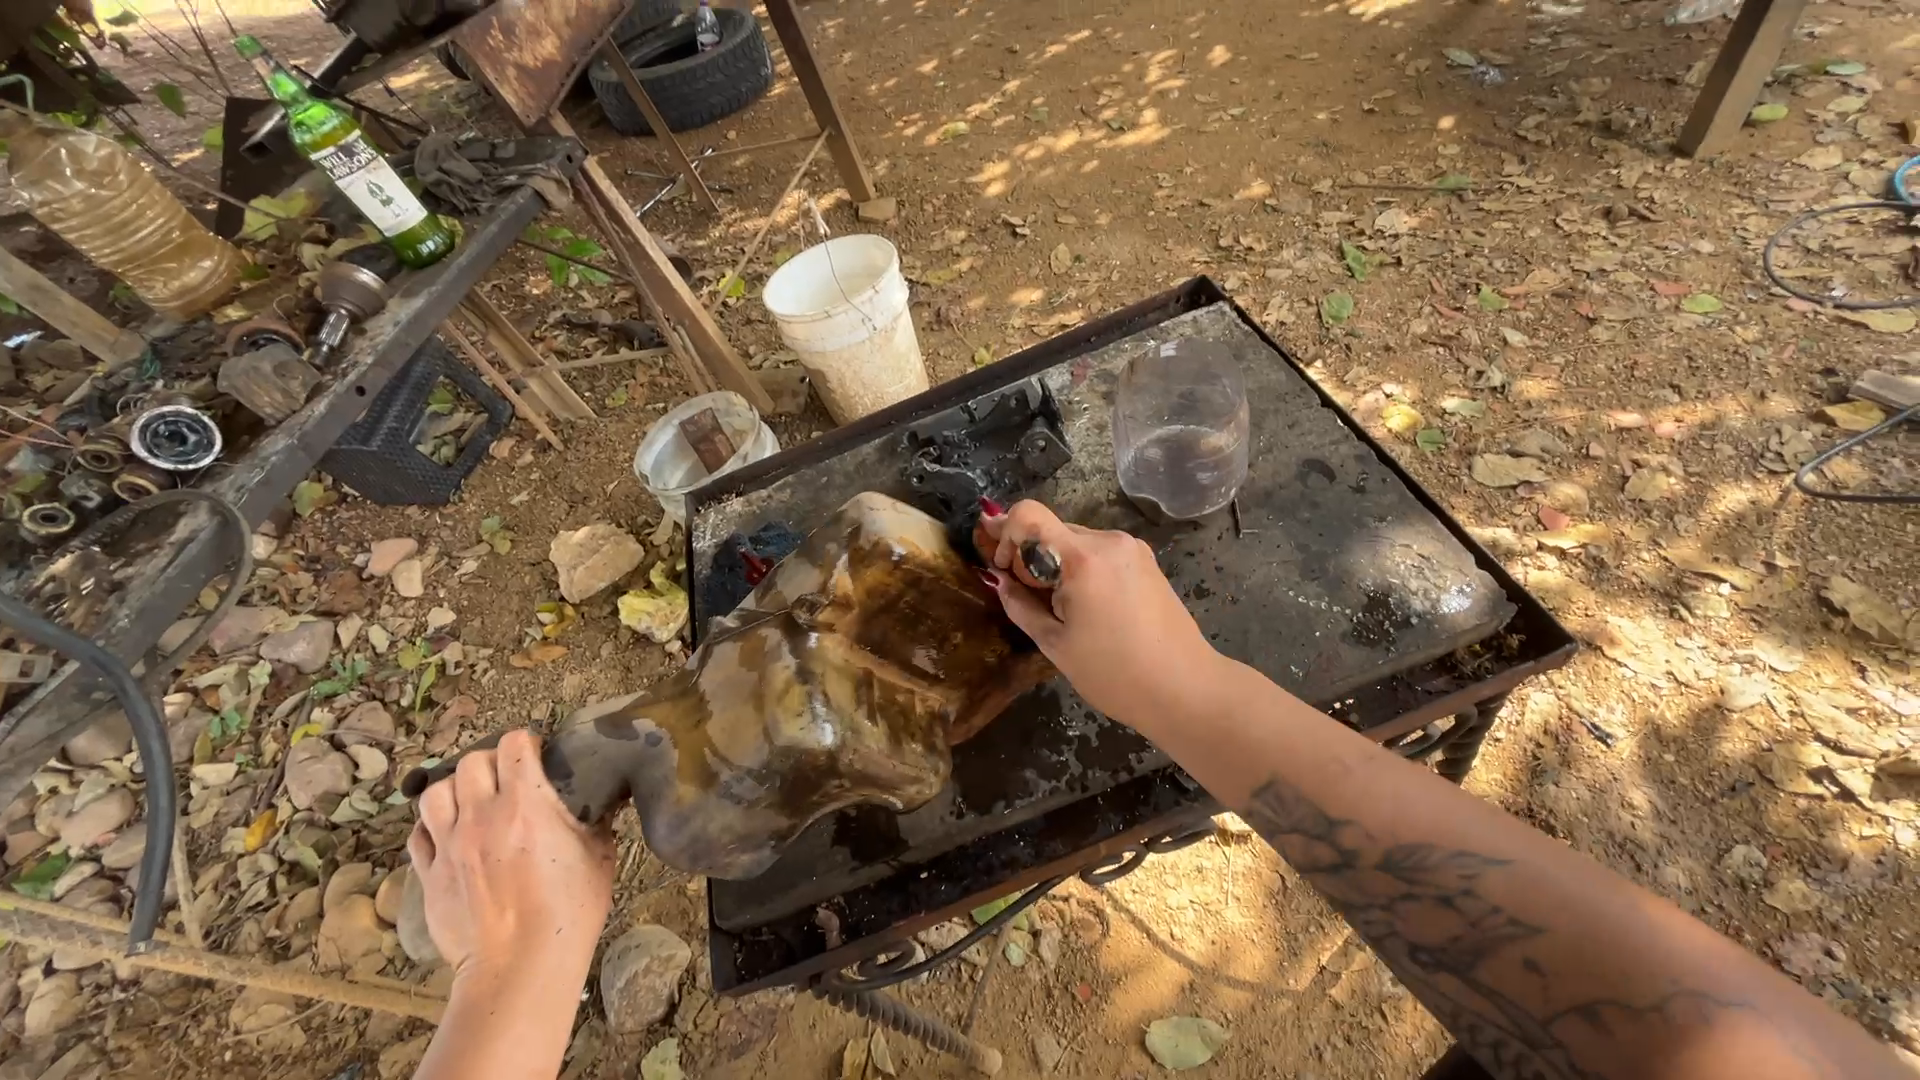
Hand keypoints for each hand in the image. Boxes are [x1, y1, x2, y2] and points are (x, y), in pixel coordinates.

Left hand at [407, 729, 614, 983]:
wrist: (520, 965)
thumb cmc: (570, 909)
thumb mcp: (599, 854)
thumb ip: (596, 819)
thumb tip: (606, 799)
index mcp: (526, 805)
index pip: (513, 744)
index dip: (526, 741)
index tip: (538, 752)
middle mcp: (481, 817)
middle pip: (470, 762)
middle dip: (491, 761)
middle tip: (508, 777)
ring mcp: (449, 846)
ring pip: (434, 793)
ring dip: (455, 790)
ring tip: (474, 801)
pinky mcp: (428, 875)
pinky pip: (418, 835)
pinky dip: (434, 826)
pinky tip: (452, 835)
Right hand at [980, 500, 1220, 727]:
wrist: (1185, 689)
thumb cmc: (1114, 673)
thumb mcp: (1055, 644)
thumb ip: (1021, 605)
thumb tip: (999, 580)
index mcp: (1082, 558)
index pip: (1028, 514)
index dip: (1004, 534)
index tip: (1002, 567)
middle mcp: (1108, 541)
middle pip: (1051, 529)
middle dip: (1030, 557)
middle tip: (1026, 597)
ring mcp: (1131, 549)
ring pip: (1074, 541)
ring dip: (1056, 564)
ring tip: (1063, 610)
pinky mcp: (1146, 561)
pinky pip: (1099, 553)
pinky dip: (1081, 569)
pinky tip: (1090, 607)